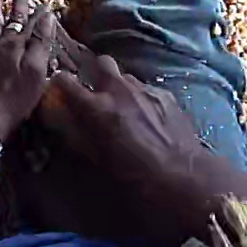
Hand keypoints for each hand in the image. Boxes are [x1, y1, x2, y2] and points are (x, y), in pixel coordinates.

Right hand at [41, 55, 228, 238]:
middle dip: (94, 74)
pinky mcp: (168, 97)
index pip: (64, 79)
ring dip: (118, 86)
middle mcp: (121, 91)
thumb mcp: (96, 165)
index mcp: (97, 109)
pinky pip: (146, 89)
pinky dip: (140, 98)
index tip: (57, 95)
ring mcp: (147, 91)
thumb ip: (75, 138)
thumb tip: (59, 123)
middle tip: (93, 96)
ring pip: (125, 76)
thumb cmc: (137, 183)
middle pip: (100, 62)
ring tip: (121, 109)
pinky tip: (146, 119)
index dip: (57, 84)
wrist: (188, 183)